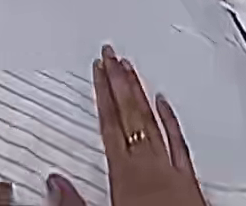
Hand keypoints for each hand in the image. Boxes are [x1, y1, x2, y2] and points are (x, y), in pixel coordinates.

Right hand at [73, 44, 205, 205]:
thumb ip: (76, 202)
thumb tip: (54, 181)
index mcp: (125, 175)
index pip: (109, 123)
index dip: (102, 92)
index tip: (97, 67)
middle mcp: (149, 166)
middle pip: (130, 113)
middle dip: (119, 80)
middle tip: (111, 54)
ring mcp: (172, 171)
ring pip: (152, 120)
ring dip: (140, 91)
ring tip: (131, 67)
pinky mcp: (191, 183)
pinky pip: (179, 142)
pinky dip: (170, 118)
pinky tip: (164, 101)